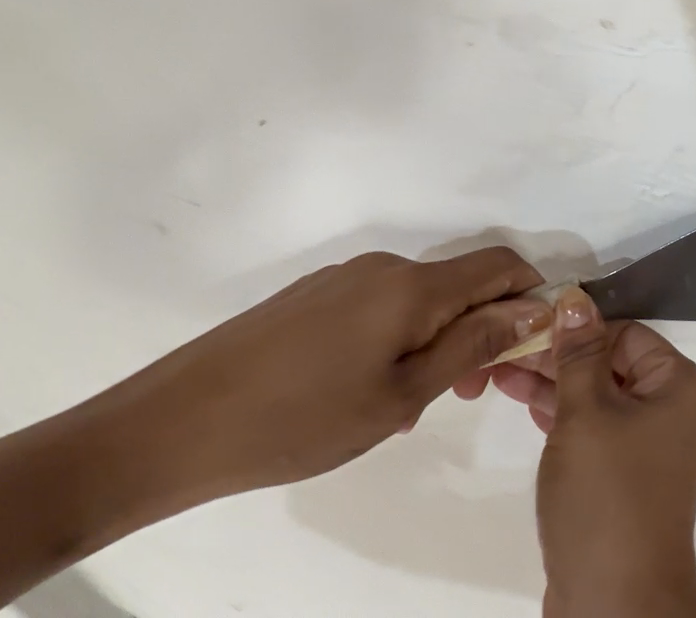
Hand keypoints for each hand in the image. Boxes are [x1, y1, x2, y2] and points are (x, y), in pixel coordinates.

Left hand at [99, 247, 549, 502]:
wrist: (162, 432)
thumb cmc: (298, 420)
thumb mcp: (401, 395)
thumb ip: (474, 345)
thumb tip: (534, 309)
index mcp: (413, 286)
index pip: (503, 264)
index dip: (531, 295)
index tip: (528, 345)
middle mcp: (383, 268)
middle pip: (460, 285)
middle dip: (480, 329)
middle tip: (465, 393)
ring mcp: (340, 279)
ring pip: (418, 300)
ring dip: (435, 340)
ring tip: (403, 404)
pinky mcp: (308, 297)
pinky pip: (378, 306)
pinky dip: (395, 338)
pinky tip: (361, 391)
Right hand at [489, 288, 695, 617]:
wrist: (617, 600)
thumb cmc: (607, 495)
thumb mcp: (586, 415)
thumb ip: (578, 355)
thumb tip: (574, 297)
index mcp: (677, 383)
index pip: (625, 333)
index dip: (576, 329)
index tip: (524, 326)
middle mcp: (670, 406)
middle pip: (611, 362)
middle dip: (558, 356)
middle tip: (499, 351)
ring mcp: (648, 442)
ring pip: (598, 395)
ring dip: (554, 384)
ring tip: (495, 374)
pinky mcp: (624, 473)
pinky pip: (595, 427)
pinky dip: (563, 415)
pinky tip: (525, 403)